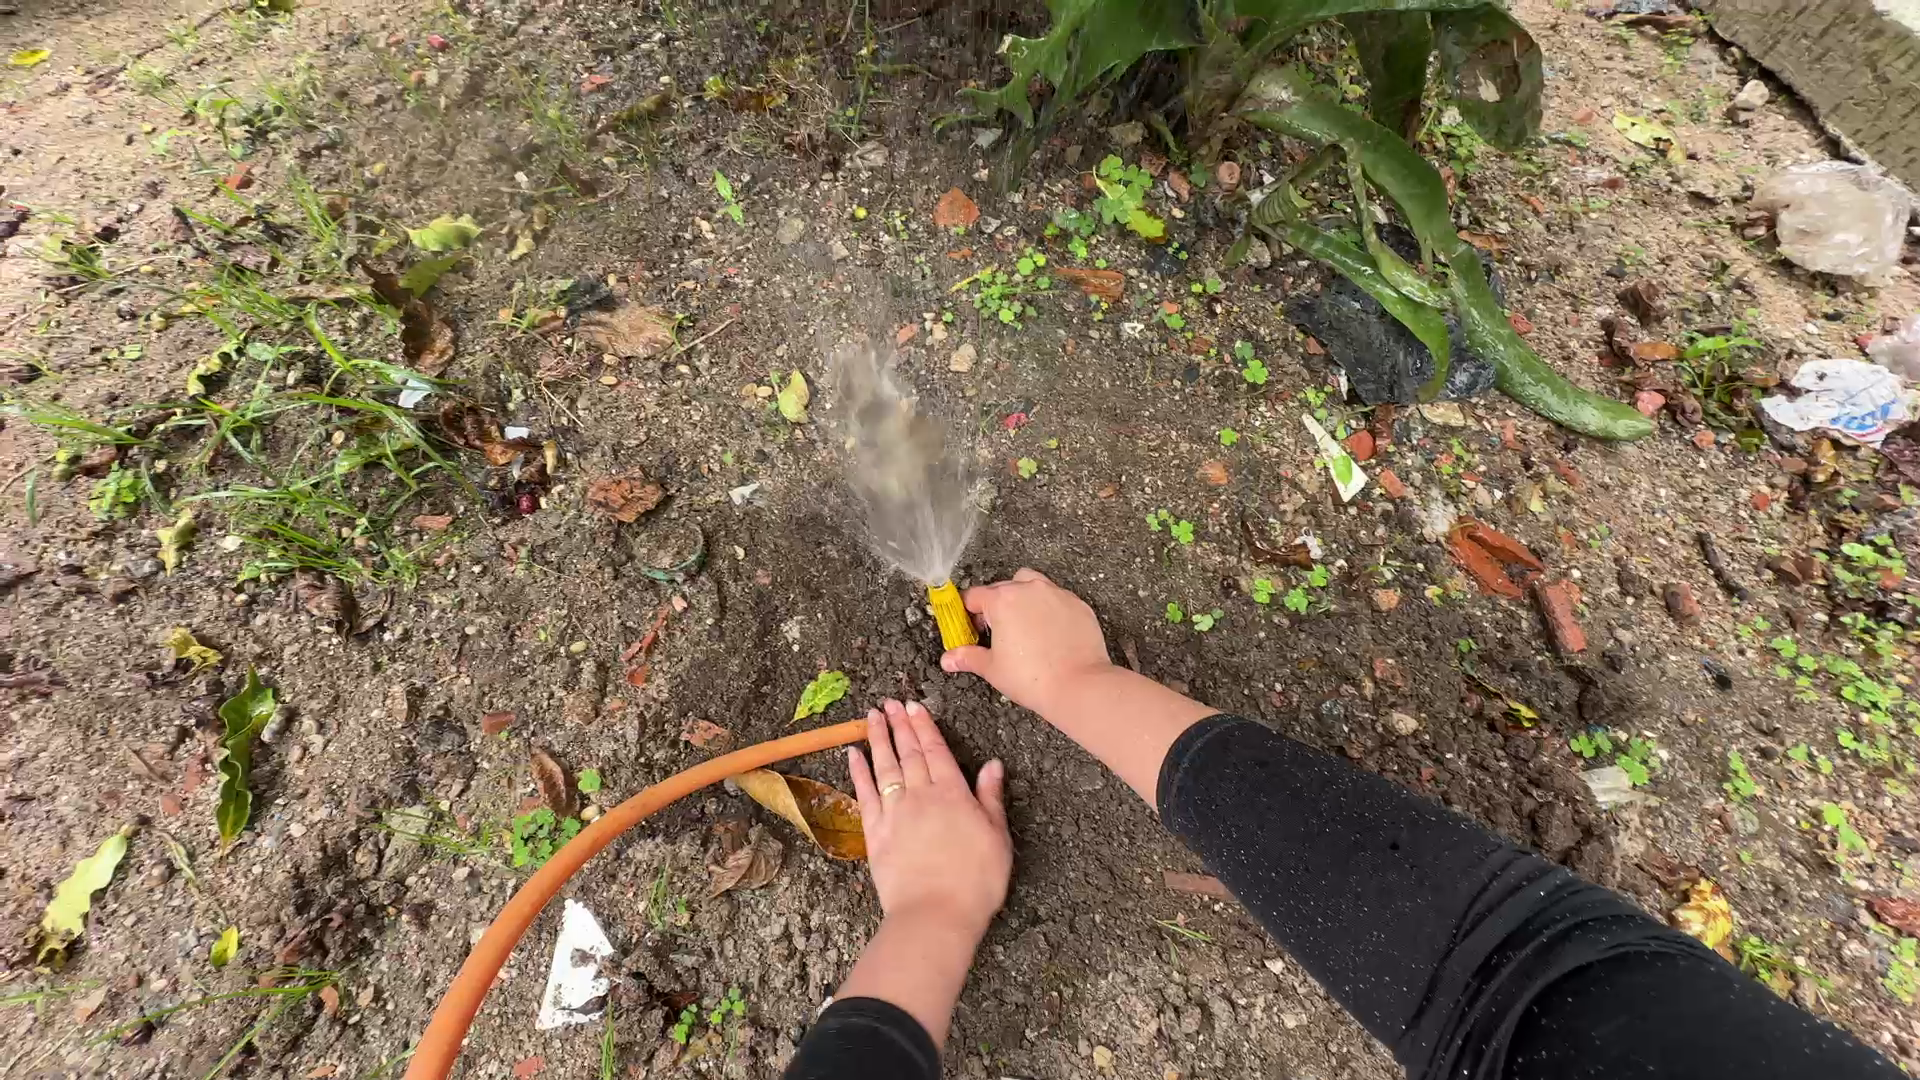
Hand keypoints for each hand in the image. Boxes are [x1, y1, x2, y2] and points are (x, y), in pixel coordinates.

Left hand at [847, 700, 1011, 938]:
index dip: (925, 726)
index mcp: (953, 793)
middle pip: (909, 752)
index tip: (915, 705)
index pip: (936, 750)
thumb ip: (990, 797)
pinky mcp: (875, 833)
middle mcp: (921, 795)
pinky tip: (852, 754)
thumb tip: (993, 764)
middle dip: (900, 724)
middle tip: (891, 702)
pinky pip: (864, 794)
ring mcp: (895, 812)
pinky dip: (858, 772)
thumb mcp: (997, 838)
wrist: (935, 915)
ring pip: (885, 766)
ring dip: (878, 739)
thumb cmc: (976, 881)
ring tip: (872, 715)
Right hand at [939, 568, 1116, 717]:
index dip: (968, 612)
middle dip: (995, 605)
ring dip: (1022, 597)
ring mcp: (1056, 594)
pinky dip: (1049, 608)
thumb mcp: (992, 668)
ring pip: (1032, 584)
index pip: (974, 596)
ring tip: (1022, 625)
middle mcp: (1029, 589)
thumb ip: (968, 657)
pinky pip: (1057, 597)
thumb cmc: (1034, 678)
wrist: (1078, 685)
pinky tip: (1048, 632)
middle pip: (1002, 587)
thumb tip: (949, 658)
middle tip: (994, 631)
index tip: (970, 625)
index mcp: (1002, 601)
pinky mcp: (1077, 604)